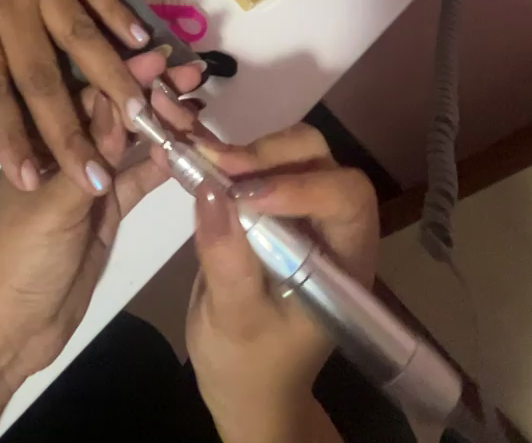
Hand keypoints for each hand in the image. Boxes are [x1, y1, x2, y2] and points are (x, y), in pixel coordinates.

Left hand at [0, 51, 176, 387]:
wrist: (7, 326)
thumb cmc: (16, 257)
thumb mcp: (52, 204)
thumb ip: (89, 157)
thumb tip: (120, 100)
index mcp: (39, 140)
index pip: (86, 96)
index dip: (122, 75)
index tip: (162, 57)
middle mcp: (65, 152)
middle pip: (112, 114)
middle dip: (150, 94)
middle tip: (194, 75)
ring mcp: (87, 182)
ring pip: (128, 144)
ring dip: (161, 125)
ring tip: (200, 102)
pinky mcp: (105, 212)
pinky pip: (136, 180)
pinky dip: (161, 164)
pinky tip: (189, 148)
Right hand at [186, 126, 378, 442]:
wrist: (242, 383)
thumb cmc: (249, 365)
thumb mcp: (235, 320)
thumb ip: (227, 260)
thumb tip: (211, 190)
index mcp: (344, 259)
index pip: (344, 198)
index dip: (300, 185)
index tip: (245, 195)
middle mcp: (329, 226)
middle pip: (318, 160)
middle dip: (268, 154)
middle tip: (217, 164)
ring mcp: (298, 211)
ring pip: (286, 151)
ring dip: (244, 149)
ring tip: (198, 158)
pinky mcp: (266, 204)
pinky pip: (252, 163)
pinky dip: (222, 152)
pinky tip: (187, 151)